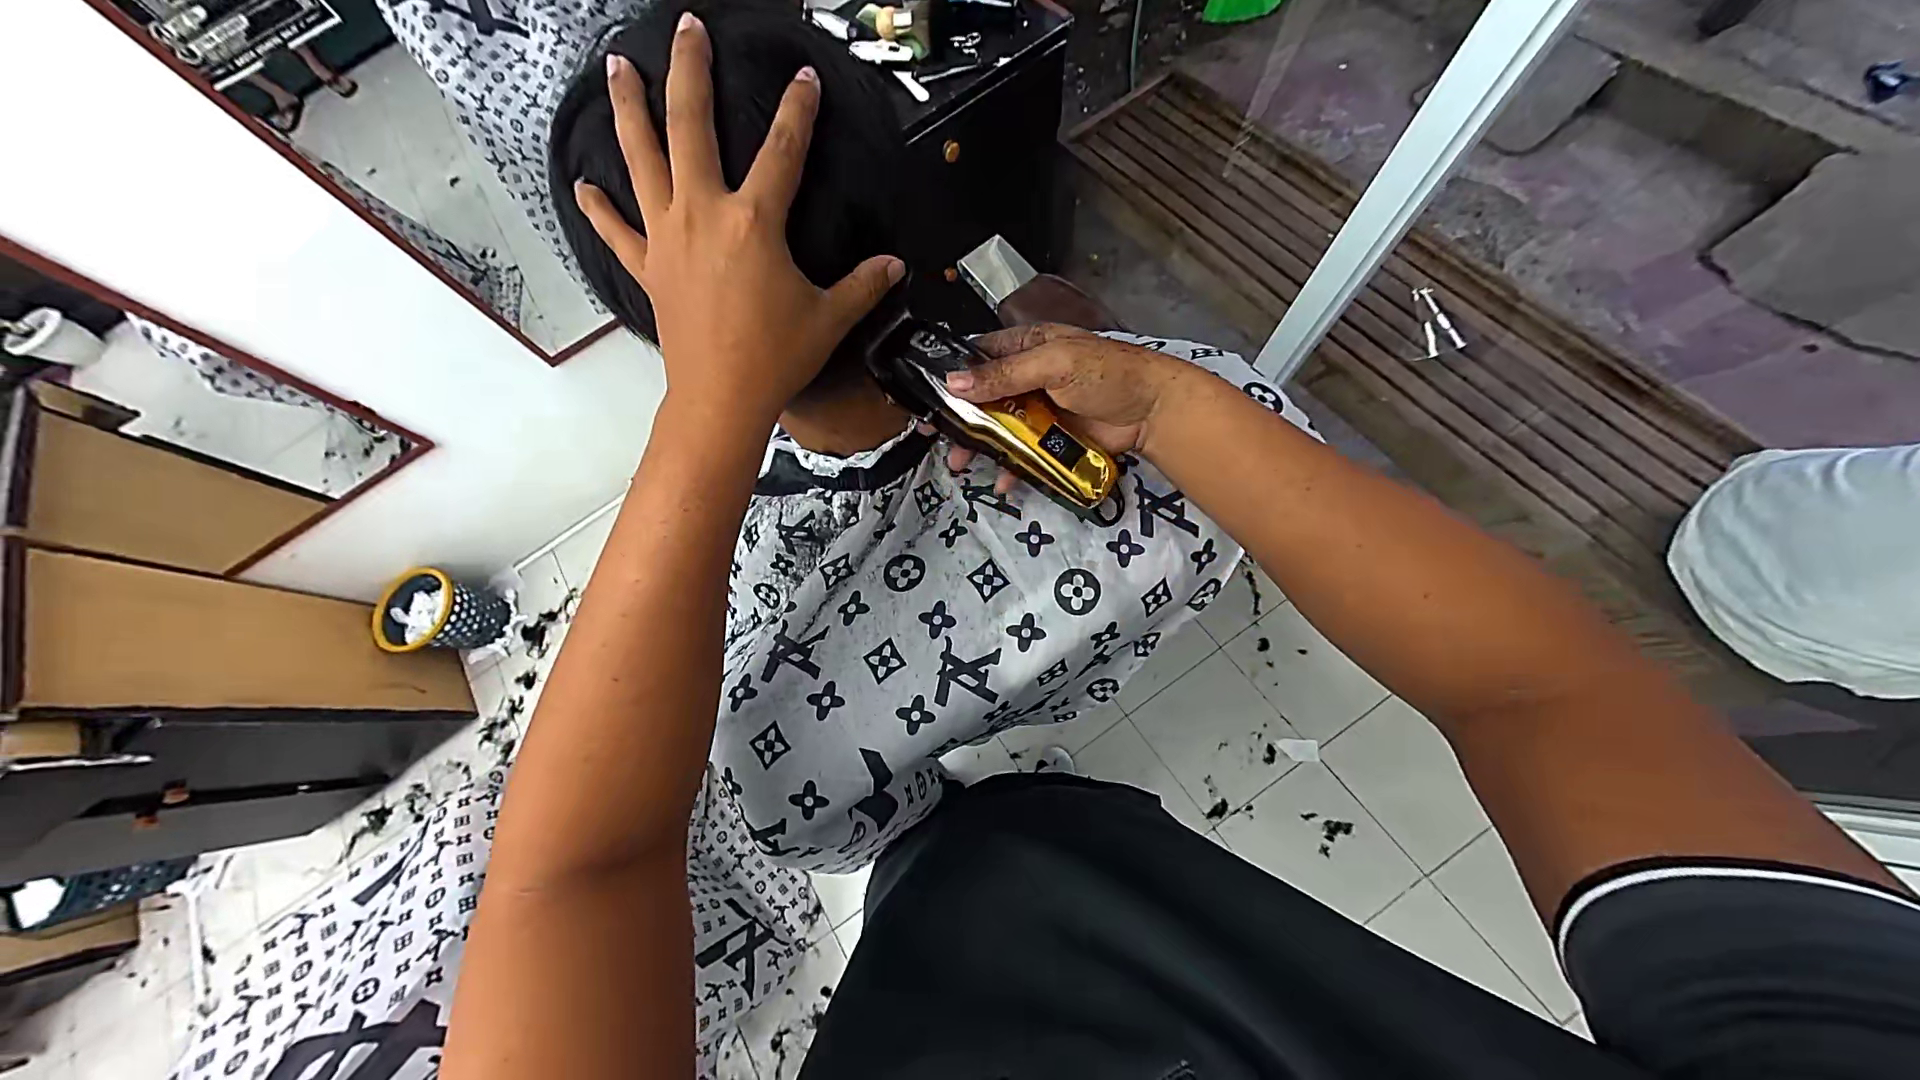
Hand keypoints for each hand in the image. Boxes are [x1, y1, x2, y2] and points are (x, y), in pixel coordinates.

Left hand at [571, 14, 903, 425]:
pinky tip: (585, 185)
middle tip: (687, 29)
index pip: (782, 150)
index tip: (804, 79)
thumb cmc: (776, 357)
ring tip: (618, 67)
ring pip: (642, 158)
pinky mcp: (648, 266)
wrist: (722, 397)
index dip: (798, 111)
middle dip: (690, 71)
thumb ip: (863, 285)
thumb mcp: (830, 318)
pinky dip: (599, 207)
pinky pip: (617, 229)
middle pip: (690, 126)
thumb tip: (895, 265)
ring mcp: (668, 237)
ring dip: (630, 109)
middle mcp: (704, 214)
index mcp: (754, 223)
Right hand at [937, 323, 1185, 490]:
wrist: (1152, 412)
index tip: (931, 396)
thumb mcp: (1054, 364)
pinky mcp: (1050, 440)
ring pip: (998, 429)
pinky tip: (1002, 479)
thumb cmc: (1109, 373)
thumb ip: (1005, 374)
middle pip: (983, 399)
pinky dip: (1010, 467)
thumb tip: (956, 381)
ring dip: (979, 446)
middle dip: (960, 419)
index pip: (980, 357)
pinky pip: (1022, 454)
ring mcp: (1037, 412)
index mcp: (1026, 347)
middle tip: (940, 437)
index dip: (954, 374)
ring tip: (959, 463)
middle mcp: (1027, 379)